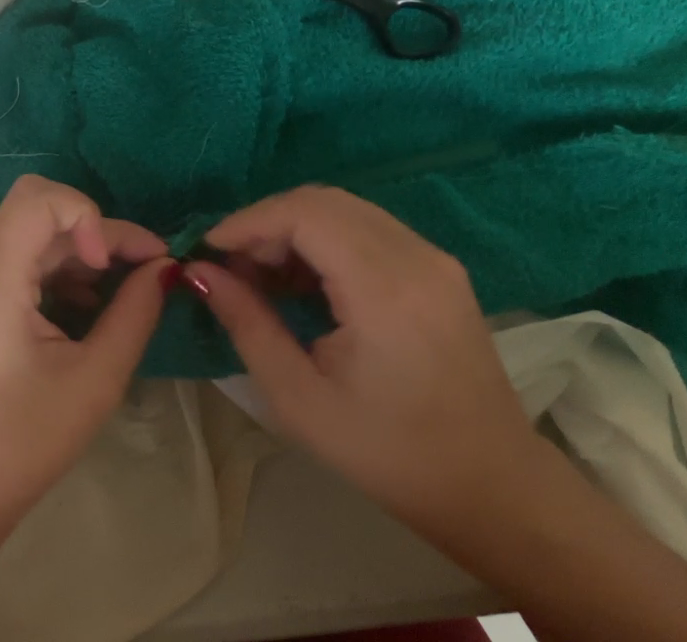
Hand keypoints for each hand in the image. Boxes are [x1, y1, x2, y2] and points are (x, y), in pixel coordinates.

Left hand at [0, 176, 169, 637]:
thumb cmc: (22, 445)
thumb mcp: (94, 380)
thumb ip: (134, 312)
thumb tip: (164, 267)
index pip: (38, 198)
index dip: (90, 215)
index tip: (116, 265)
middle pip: (38, 219)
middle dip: (98, 239)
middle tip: (151, 271)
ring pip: (27, 239)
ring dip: (77, 258)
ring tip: (121, 299)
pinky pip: (10, 263)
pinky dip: (50, 275)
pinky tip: (83, 310)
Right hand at [186, 185, 543, 534]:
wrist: (488, 485)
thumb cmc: (385, 450)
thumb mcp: (297, 396)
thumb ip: (246, 322)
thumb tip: (198, 271)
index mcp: (385, 290)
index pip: (305, 213)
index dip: (248, 221)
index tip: (207, 252)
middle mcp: (417, 258)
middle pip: (324, 201)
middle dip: (266, 223)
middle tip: (232, 266)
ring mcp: (436, 261)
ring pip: (346, 209)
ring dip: (294, 229)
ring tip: (261, 275)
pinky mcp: (440, 271)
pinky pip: (369, 228)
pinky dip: (325, 239)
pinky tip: (303, 281)